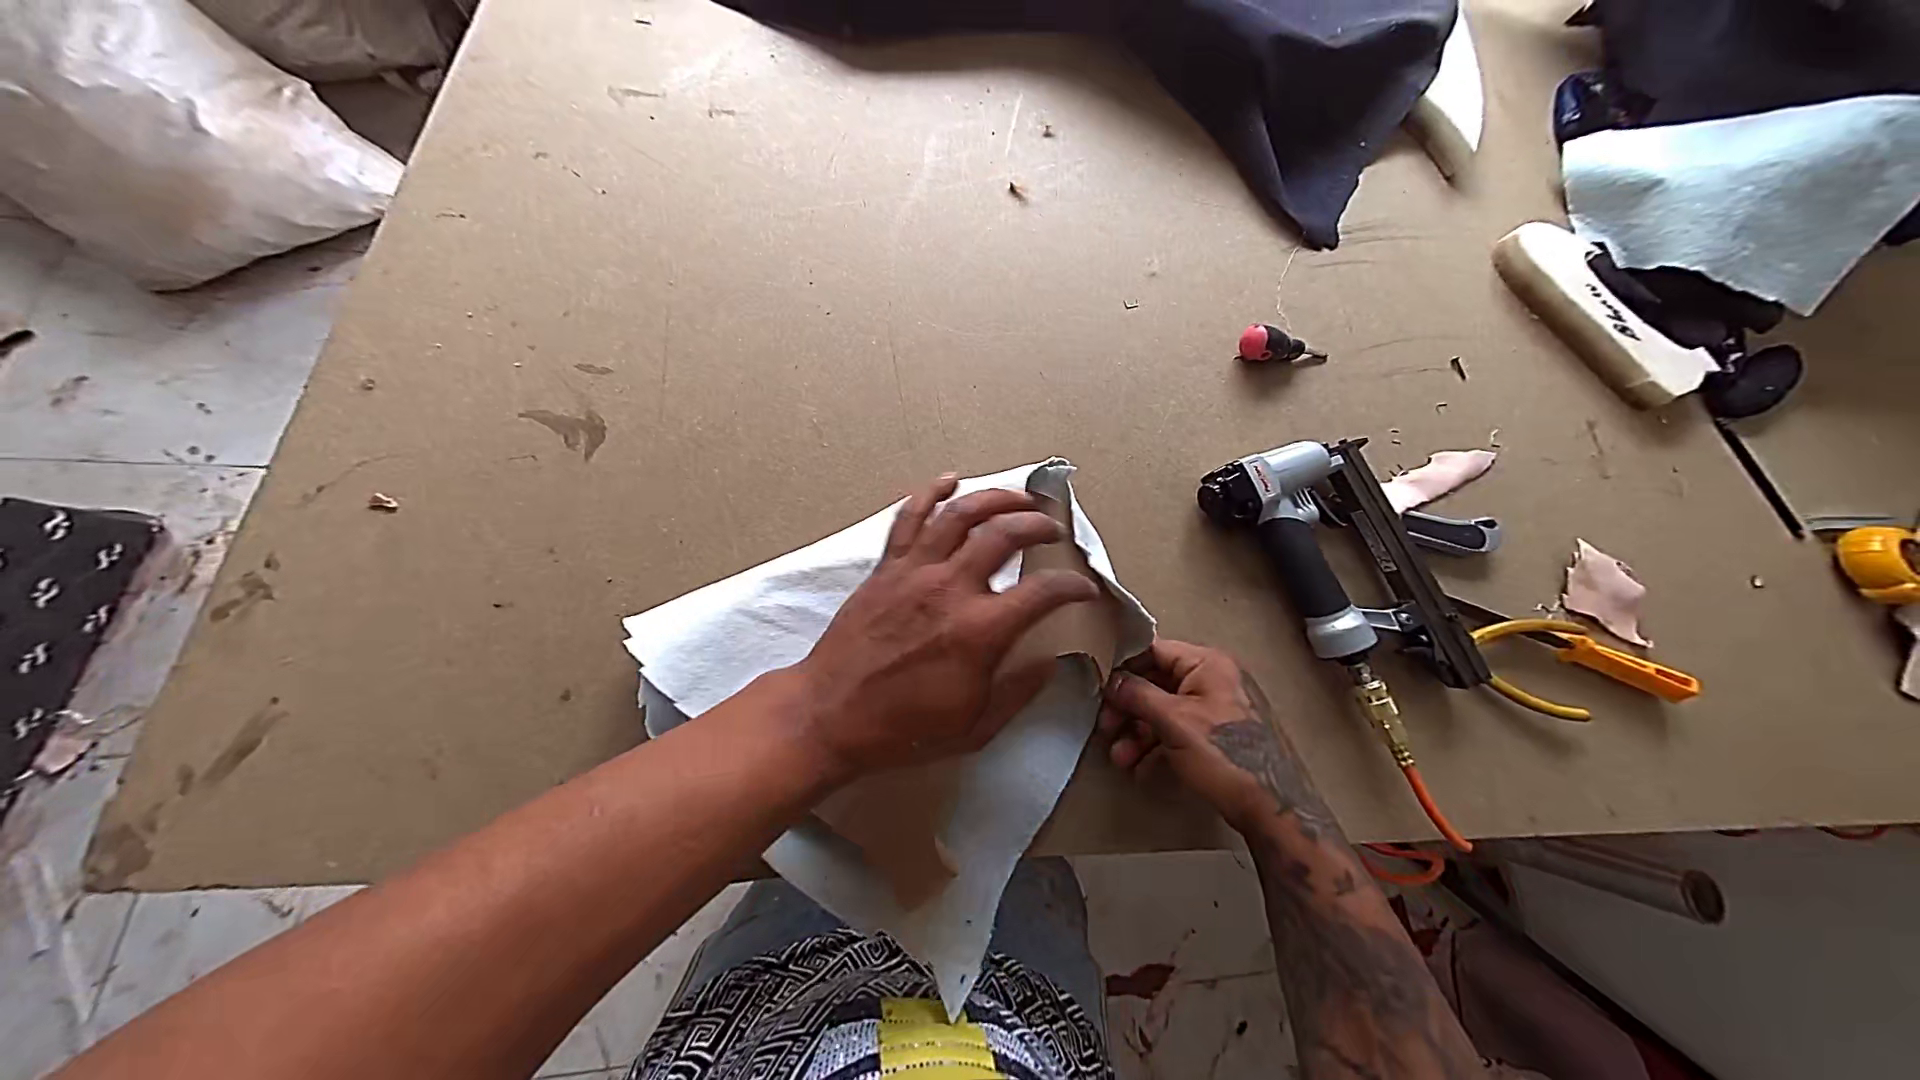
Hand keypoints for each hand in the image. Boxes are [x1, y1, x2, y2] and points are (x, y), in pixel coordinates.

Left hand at [793, 474, 1101, 778]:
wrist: (830, 716)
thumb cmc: (901, 728)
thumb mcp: (976, 726)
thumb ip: (1020, 690)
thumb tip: (1048, 662)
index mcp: (979, 632)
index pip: (1043, 592)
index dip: (1073, 586)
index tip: (1080, 588)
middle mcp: (949, 590)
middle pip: (1005, 534)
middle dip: (1039, 526)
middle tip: (1052, 531)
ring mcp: (914, 573)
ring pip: (960, 514)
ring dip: (996, 498)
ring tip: (1019, 498)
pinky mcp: (887, 569)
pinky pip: (910, 518)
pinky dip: (931, 493)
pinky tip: (950, 481)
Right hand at [1099, 640, 1337, 839]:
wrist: (1269, 807)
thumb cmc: (1227, 755)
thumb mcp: (1173, 720)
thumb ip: (1137, 694)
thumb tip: (1112, 682)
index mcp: (1207, 664)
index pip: (1154, 651)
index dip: (1124, 668)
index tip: (1101, 688)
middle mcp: (1211, 680)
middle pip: (1155, 683)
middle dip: (1127, 708)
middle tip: (1106, 727)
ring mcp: (1213, 709)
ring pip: (1162, 711)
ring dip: (1136, 732)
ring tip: (1121, 757)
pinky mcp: (1213, 737)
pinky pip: (1174, 731)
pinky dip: (1154, 745)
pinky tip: (1139, 766)